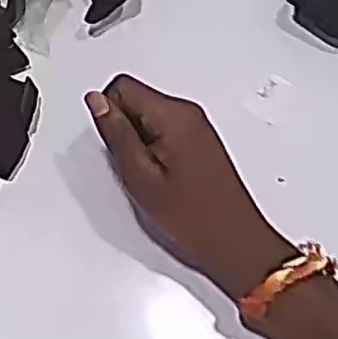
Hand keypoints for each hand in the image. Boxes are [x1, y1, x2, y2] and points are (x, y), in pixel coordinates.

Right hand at [87, 75, 296, 299]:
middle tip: (137, 165)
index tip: (119, 145)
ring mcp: (197, 126)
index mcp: (174, 116)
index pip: (121, 87)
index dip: (110, 115)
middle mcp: (189, 114)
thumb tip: (96, 100)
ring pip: (146, 113)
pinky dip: (154, 147)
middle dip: (125, 128)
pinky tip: (164, 176)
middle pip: (134, 98)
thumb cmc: (196, 221)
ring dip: (139, 139)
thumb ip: (114, 132)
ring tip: (152, 174)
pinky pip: (161, 127)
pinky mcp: (200, 139)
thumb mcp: (139, 176)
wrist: (241, 251)